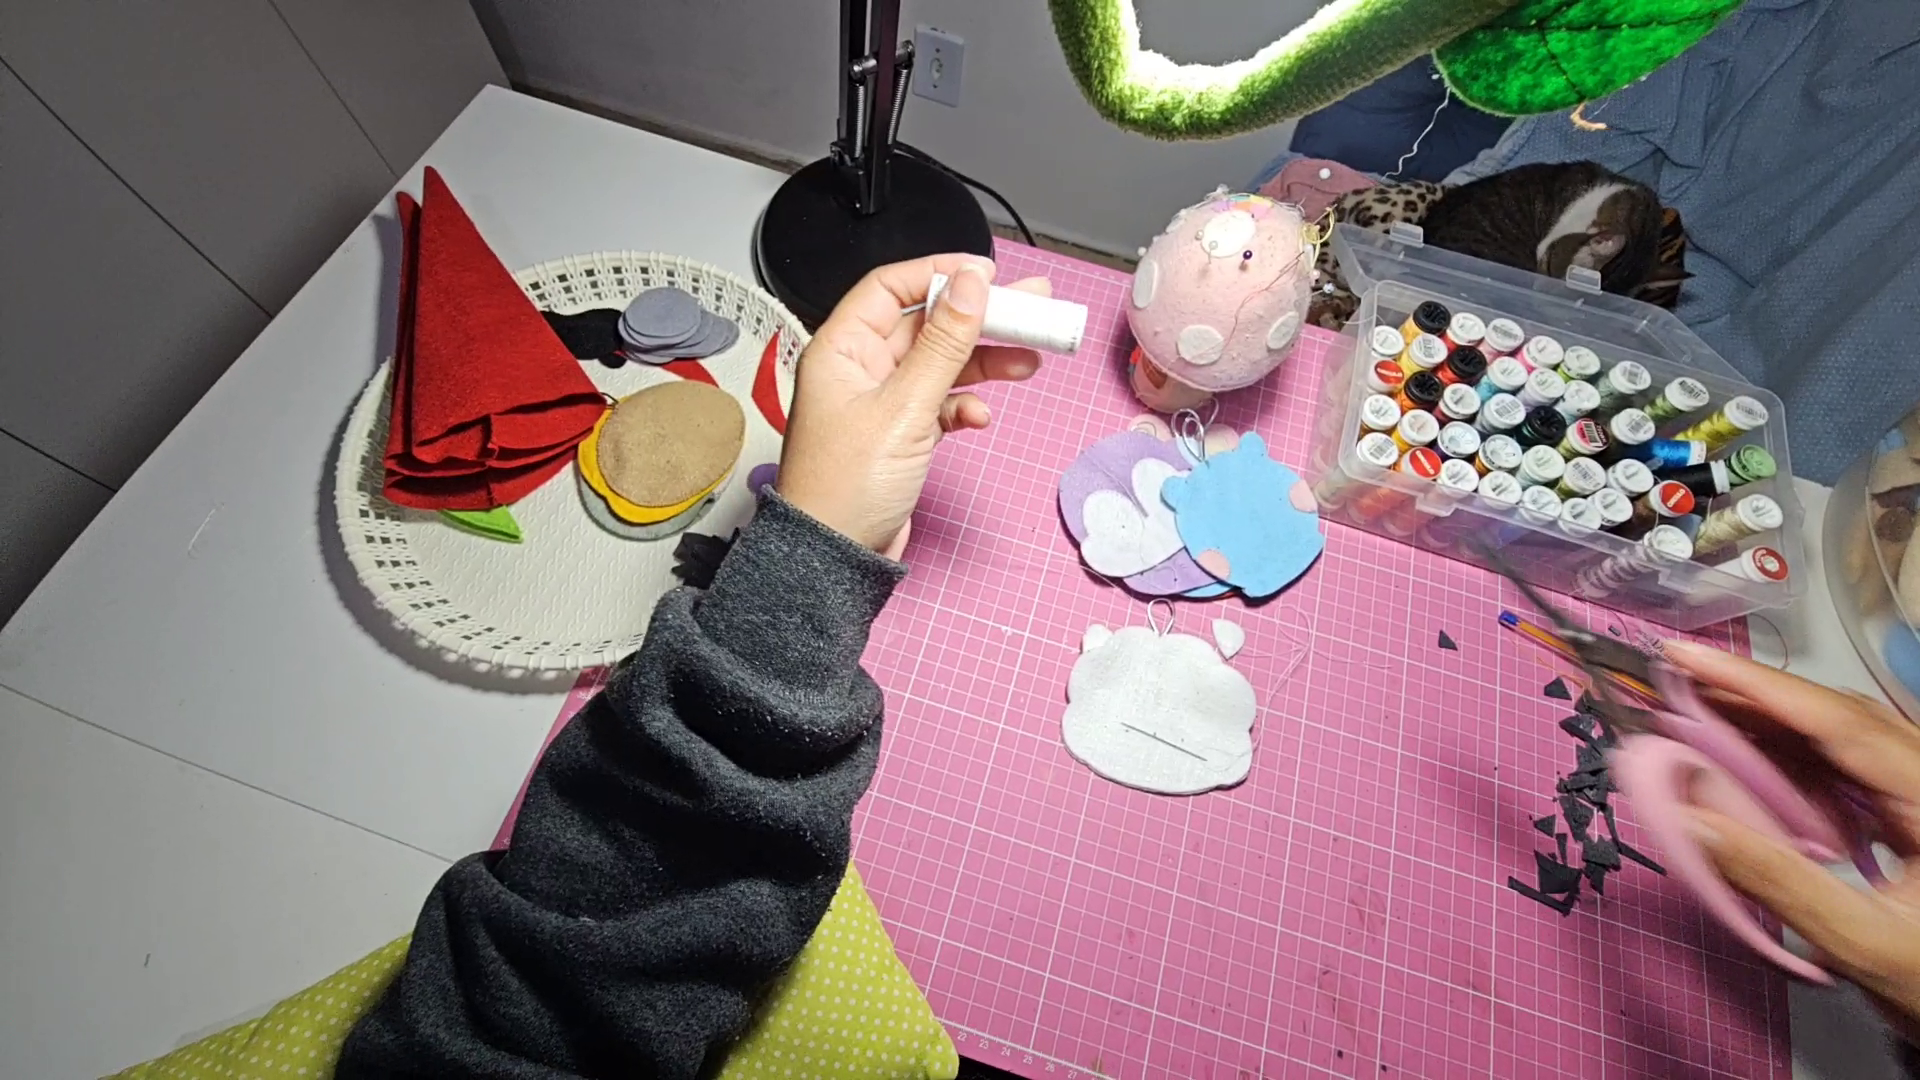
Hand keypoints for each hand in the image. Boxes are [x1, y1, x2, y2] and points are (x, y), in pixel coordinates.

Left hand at [776, 255, 1049, 556]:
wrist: (837, 557)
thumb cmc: (846, 488)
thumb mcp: (904, 409)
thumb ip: (943, 345)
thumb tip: (969, 286)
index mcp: (843, 349)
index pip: (892, 288)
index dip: (940, 274)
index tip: (987, 275)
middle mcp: (860, 370)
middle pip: (926, 326)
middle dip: (978, 319)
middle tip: (1031, 311)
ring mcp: (881, 403)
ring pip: (940, 366)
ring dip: (983, 363)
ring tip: (1027, 361)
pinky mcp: (899, 435)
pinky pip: (939, 405)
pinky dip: (963, 407)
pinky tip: (980, 417)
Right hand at [1662, 640, 1919, 1039]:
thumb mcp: (1866, 945)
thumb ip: (1777, 879)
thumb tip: (1682, 816)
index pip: (1841, 724)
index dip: (1756, 683)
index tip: (1681, 656)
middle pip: (1843, 718)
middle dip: (1752, 693)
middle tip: (1672, 679)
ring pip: (1844, 737)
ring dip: (1763, 721)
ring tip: (1692, 711)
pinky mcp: (1917, 816)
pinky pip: (1846, 765)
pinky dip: (1784, 752)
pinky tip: (1742, 758)